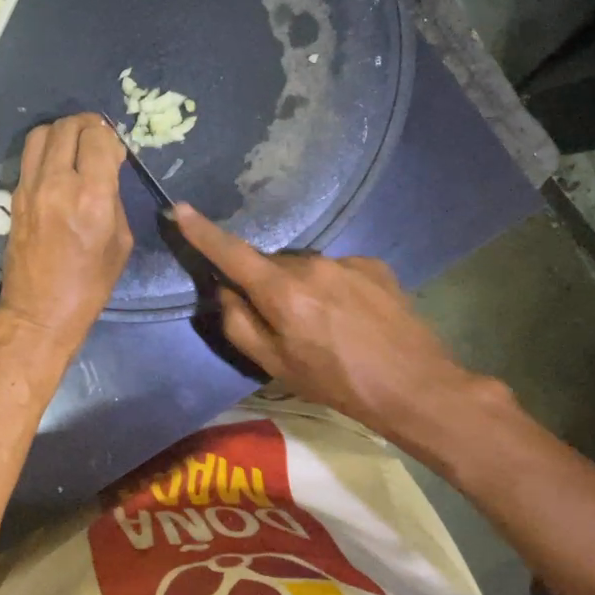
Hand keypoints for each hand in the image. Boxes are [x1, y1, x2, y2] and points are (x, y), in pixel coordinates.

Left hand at [0, 114, 132, 353]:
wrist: (39, 311)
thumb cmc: (89, 284)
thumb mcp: (120, 241)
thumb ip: (113, 197)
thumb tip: (107, 169)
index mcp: (91, 196)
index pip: (98, 137)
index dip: (109, 136)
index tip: (115, 150)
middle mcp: (57, 184)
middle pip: (67, 127)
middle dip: (86, 125)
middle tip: (95, 138)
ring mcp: (30, 189)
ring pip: (41, 134)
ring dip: (61, 132)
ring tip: (73, 145)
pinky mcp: (14, 198)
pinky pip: (28, 158)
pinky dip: (45, 152)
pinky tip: (57, 166)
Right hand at [172, 203, 500, 442]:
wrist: (414, 386)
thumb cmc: (334, 382)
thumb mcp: (273, 363)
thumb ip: (239, 323)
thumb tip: (225, 292)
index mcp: (282, 291)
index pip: (231, 253)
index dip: (202, 232)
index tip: (180, 209)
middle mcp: (312, 266)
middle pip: (270, 264)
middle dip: (264, 284)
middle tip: (277, 323)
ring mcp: (347, 262)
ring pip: (303, 268)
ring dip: (299, 287)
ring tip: (320, 325)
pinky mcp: (375, 266)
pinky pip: (335, 271)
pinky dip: (331, 288)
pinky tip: (348, 318)